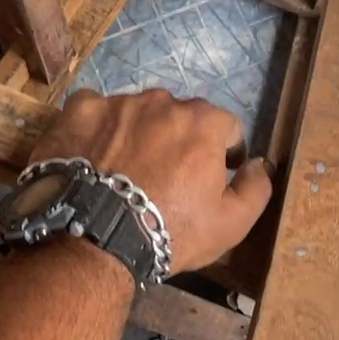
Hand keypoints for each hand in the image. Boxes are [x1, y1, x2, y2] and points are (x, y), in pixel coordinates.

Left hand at [31, 90, 272, 273]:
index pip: (225, 126)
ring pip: (137, 112)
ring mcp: (117, 102)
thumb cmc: (171, 231)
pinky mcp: (79, 111)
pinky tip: (92, 156)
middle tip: (165, 178)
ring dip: (139, 133)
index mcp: (203, 122)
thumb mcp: (231, 223)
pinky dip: (97, 129)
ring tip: (126, 171)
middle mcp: (162, 101)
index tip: (212, 177)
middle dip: (179, 141)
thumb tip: (259, 163)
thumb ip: (256, 188)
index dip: (223, 152)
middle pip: (179, 116)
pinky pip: (95, 111)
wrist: (94, 238)